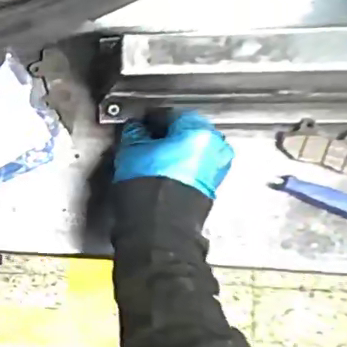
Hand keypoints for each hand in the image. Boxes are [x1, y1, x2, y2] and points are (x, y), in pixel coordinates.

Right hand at [112, 111, 233, 197]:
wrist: (158, 232)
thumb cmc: (148, 193)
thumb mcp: (131, 153)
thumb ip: (134, 134)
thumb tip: (136, 129)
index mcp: (199, 132)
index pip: (169, 114)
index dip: (149, 118)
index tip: (138, 122)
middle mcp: (214, 148)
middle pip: (185, 131)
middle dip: (164, 134)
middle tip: (142, 139)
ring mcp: (216, 169)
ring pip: (191, 150)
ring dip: (172, 151)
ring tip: (148, 158)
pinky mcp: (210, 187)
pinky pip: (193, 167)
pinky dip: (178, 166)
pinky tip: (159, 172)